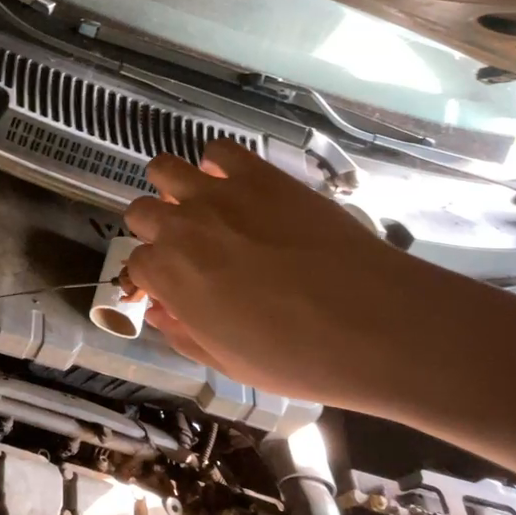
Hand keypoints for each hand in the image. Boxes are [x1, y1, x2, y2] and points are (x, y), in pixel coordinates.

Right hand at [122, 140, 462, 413]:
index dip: (151, 280)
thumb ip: (184, 335)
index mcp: (169, 276)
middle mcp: (181, 228)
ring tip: (198, 207)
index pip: (135, 266)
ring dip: (171, 188)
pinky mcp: (259, 175)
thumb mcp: (231, 364)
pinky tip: (234, 185)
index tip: (170, 291)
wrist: (380, 324)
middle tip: (186, 250)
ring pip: (163, 169)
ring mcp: (219, 195)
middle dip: (154, 231)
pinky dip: (218, 164)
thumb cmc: (302, 358)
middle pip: (140, 212)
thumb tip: (162, 312)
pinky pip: (220, 150)